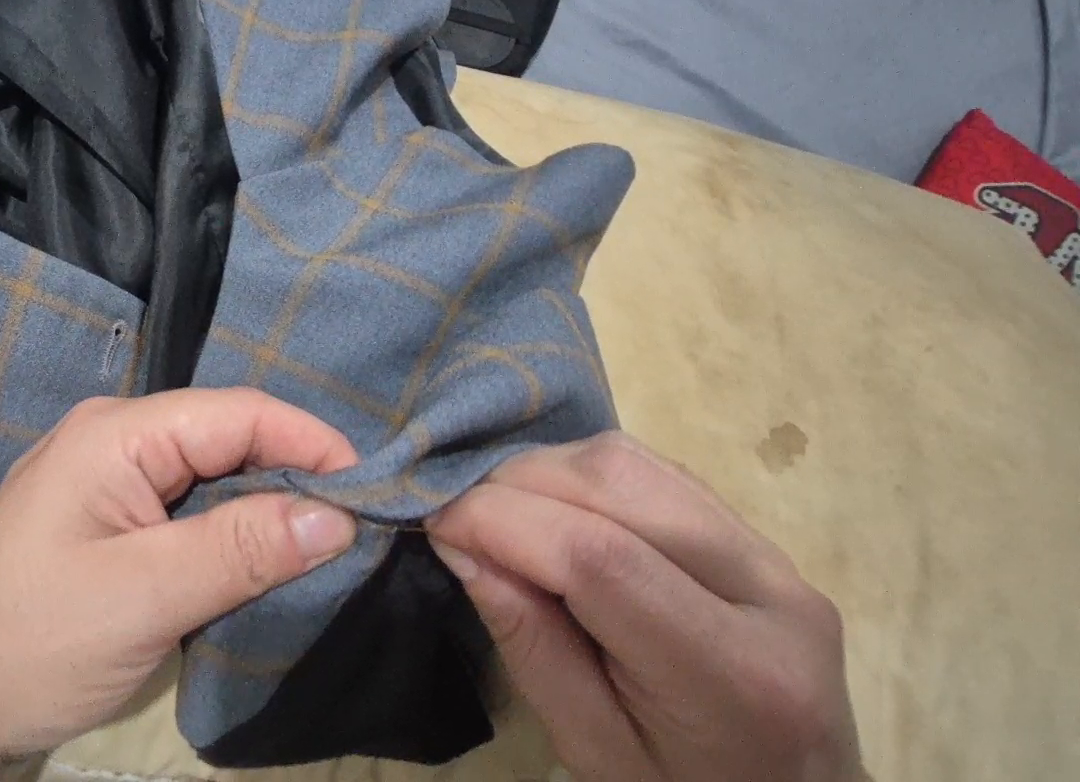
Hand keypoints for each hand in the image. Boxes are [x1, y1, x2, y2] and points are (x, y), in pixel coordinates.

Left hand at [0, 388, 359, 781]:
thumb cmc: (30, 640)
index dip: (311, 443)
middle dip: (294, 473)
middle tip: (365, 525)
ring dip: (266, 504)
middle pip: (226, 437)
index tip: (378, 491)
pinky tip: (264, 555)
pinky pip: (186, 507)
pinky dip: (231, 528)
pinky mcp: (109, 519)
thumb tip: (337, 514)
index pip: (236, 413)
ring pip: (210, 474)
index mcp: (116, 431)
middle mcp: (115, 437)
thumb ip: (240, 547)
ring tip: (330, 542)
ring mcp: (109, 478)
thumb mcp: (144, 596)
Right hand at [427, 432, 863, 781]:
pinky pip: (647, 466)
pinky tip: (553, 509)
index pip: (597, 557)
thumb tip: (456, 541)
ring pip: (627, 461)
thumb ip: (527, 641)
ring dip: (540, 471)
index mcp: (735, 676)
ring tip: (502, 515)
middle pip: (613, 486)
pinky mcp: (754, 530)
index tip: (434, 525)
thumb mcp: (588, 743)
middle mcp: (770, 593)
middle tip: (459, 520)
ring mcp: (771, 552)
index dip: (497, 521)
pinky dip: (575, 471)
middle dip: (509, 485)